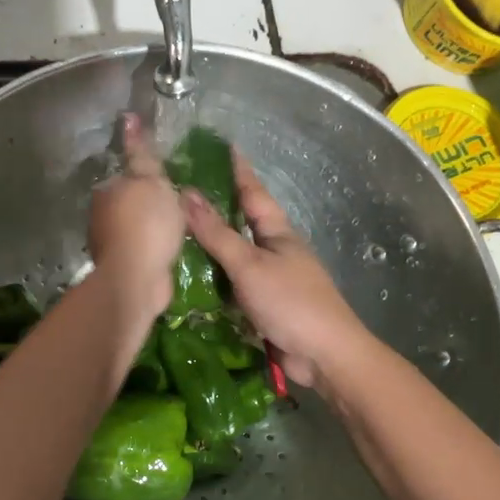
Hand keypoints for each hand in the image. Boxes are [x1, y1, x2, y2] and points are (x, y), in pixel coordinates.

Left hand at [88, 114, 183, 317]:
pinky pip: (144, 249)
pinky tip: (173, 247)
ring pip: (137, 227)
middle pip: (130, 202)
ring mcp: (111, 244)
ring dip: (154, 226)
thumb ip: (141, 152)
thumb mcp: (150, 180)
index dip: (147, 176)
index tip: (169, 180)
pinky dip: (156, 246)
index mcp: (106, 192)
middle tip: (181, 201)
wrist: (137, 279)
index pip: (125, 175)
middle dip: (150, 202)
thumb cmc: (147, 224)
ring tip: (182, 224)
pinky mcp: (125, 267)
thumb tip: (128, 117)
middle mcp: (102, 217)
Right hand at [182, 153, 368, 387]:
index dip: (237, 169)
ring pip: (234, 256)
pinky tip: (190, 279)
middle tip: (183, 189)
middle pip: (241, 222)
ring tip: (176, 232)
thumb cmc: (291, 302)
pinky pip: (232, 286)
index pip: (252, 191)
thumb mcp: (249, 265)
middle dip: (216, 206)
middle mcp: (274, 251)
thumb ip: (216, 233)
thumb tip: (186, 194)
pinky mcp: (262, 306)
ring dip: (210, 246)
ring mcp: (269, 279)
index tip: (222, 145)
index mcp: (277, 232)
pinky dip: (213, 280)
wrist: (324, 355)